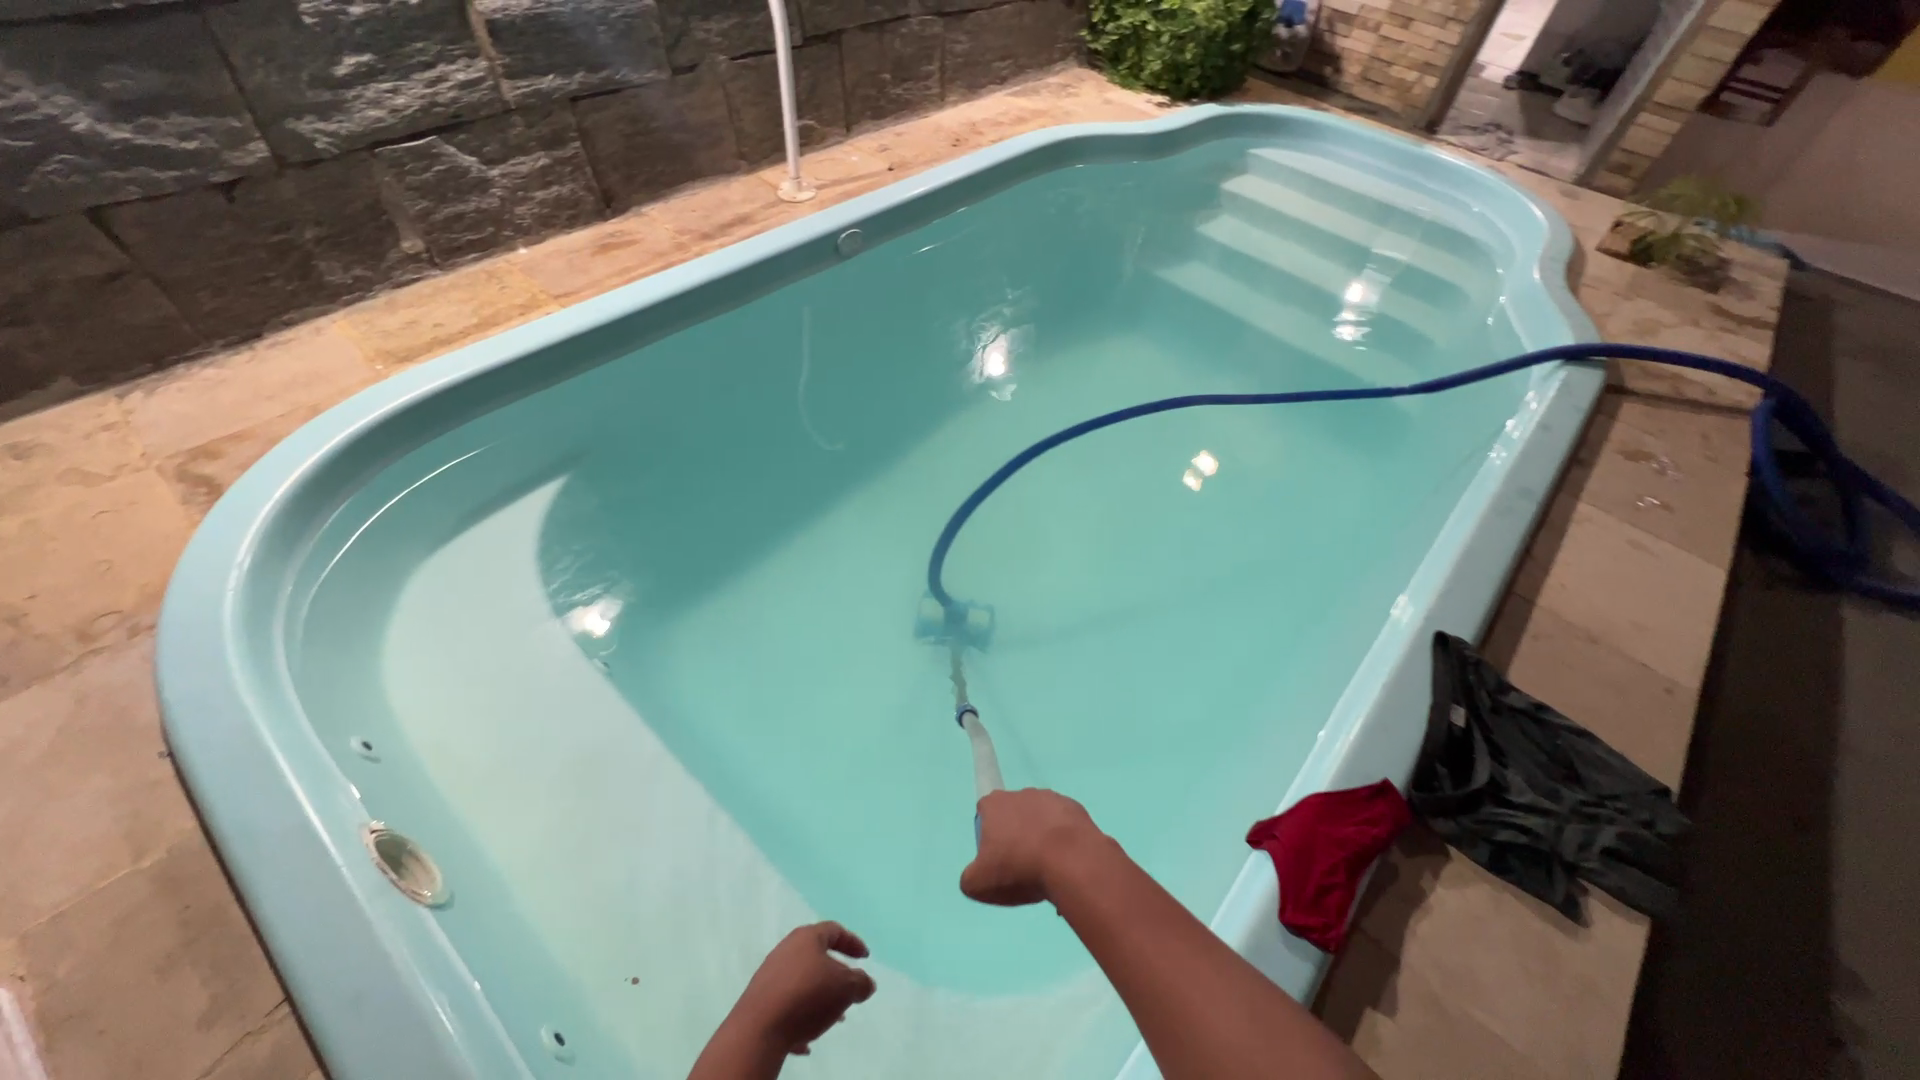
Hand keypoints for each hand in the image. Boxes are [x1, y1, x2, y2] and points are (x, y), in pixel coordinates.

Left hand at [730, 922, 876, 1056]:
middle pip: (816, 956)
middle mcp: (786, 950)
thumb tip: (865, 982)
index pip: (834, 930)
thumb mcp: (846, 988)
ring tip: (832, 1018)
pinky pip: (786, 1004)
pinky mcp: (759, 999)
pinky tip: (806, 1040)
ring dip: (820, 997)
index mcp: (807, 938)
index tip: (866, 957)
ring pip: (802, 982)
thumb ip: (861, 983)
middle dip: (836, 974)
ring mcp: (769, 975)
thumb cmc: (808, 996)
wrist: (759, 1028)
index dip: (853, 942)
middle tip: (849, 990)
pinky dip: (800, 1017)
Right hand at [960, 788, 1105, 905]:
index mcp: (994, 805)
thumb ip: (970, 878)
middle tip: (1023, 865)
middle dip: (1016, 835)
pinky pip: (1064, 824)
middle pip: (1014, 814)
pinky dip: (1064, 839)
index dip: (989, 834)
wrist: (1071, 863)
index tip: (996, 857)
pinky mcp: (1075, 808)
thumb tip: (976, 875)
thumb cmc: (1019, 868)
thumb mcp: (978, 885)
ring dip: (1042, 836)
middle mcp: (1021, 794)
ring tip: (1049, 866)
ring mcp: (1051, 798)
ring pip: (1041, 817)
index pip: (985, 812)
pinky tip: (1068, 861)